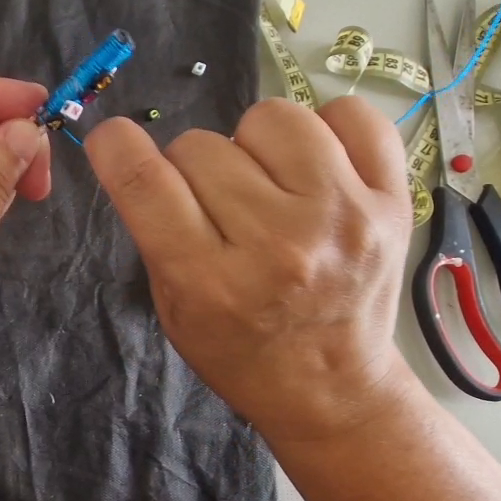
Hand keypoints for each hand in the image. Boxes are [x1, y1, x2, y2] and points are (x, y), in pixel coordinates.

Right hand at [84, 97, 416, 442]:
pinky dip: (323, 130)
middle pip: (200, 146)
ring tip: (263, 183)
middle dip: (188, 167)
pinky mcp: (391, 199)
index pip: (147, 184)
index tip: (110, 140)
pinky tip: (313, 167)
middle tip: (207, 202)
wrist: (329, 386)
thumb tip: (142, 160)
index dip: (115, 148)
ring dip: (252, 144)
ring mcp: (342, 215)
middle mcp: (276, 241)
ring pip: (270, 118)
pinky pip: (349, 114)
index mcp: (209, 279)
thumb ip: (157, 235)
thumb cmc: (235, 350)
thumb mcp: (172, 307)